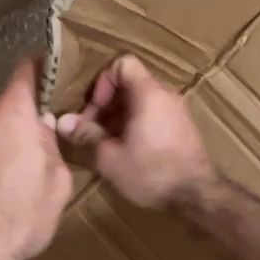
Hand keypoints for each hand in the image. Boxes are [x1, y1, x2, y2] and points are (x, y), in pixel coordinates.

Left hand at [0, 59, 72, 259]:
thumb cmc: (17, 220)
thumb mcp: (57, 184)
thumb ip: (51, 146)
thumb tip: (41, 129)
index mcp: (11, 113)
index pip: (26, 71)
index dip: (40, 67)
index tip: (48, 67)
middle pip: (2, 108)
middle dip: (16, 124)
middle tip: (29, 155)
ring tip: (0, 182)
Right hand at [55, 54, 214, 209]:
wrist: (196, 195)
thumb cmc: (150, 172)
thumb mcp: (109, 156)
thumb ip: (86, 134)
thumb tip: (62, 121)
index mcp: (149, 93)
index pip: (122, 64)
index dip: (103, 82)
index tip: (95, 110)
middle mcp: (166, 95)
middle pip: (130, 84)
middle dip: (106, 104)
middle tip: (93, 132)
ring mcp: (177, 111)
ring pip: (141, 100)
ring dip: (119, 117)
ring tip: (107, 144)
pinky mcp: (183, 127)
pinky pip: (154, 113)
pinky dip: (136, 124)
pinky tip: (127, 151)